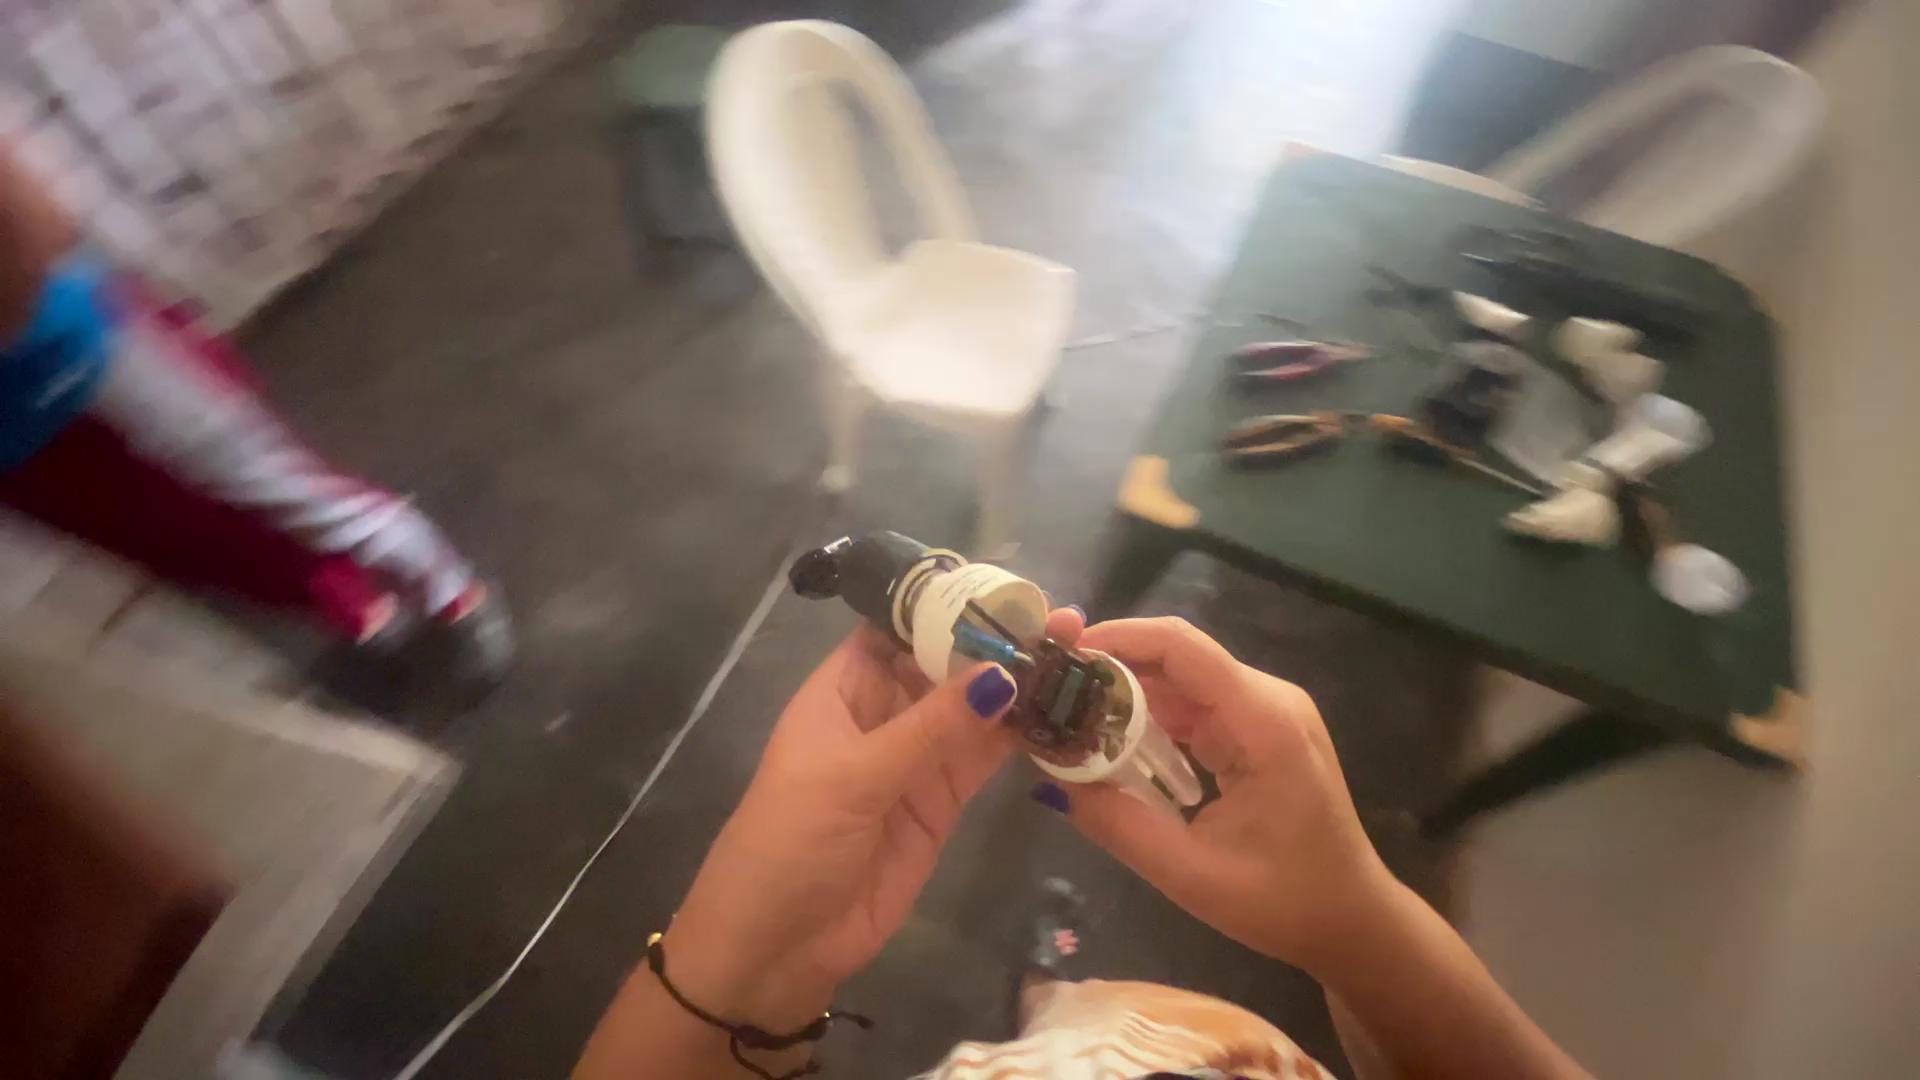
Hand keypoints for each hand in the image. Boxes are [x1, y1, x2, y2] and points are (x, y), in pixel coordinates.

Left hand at [664, 609, 1085, 1029]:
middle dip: (996, 641)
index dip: (946, 606)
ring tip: (1074, 655)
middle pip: (945, 663)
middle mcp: (884, 711)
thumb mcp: (854, 776)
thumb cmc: (790, 841)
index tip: (1003, 588)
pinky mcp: (942, 799)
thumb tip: (1001, 674)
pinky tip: (1061, 713)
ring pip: (974, 707)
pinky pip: (986, 755)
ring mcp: (917, 756)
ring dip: (1019, 684)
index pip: (897, 628)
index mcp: (845, 687)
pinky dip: (1022, 736)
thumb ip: (930, 728)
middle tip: (1059, 619)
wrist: (778, 948)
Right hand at [1056, 617, 1394, 975]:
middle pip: (1176, 655)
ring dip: (1125, 691)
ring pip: (1179, 676)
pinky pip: (1190, 702)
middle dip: (1111, 665)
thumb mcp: (1192, 874)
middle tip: (1053, 689)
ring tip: (1069, 712)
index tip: (1065, 654)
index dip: (1120, 637)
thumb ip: (1118, 824)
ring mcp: (1263, 708)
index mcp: (1264, 721)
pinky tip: (1111, 737)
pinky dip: (1148, 714)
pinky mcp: (1253, 724)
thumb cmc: (1285, 902)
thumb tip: (1050, 776)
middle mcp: (1266, 697)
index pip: (1183, 647)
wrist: (1354, 922)